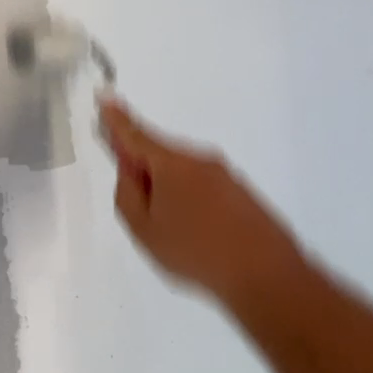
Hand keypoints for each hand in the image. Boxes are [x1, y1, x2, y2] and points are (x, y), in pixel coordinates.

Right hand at [98, 96, 304, 299]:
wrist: (267, 275)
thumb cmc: (195, 252)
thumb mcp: (143, 228)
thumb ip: (126, 193)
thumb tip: (129, 169)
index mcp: (171, 164)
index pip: (135, 135)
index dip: (117, 119)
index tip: (105, 96)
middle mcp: (199, 159)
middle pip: (160, 157)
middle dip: (146, 174)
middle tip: (145, 216)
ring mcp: (226, 175)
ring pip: (183, 175)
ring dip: (171, 194)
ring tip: (177, 236)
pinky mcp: (242, 193)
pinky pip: (204, 189)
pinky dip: (193, 204)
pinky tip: (199, 237)